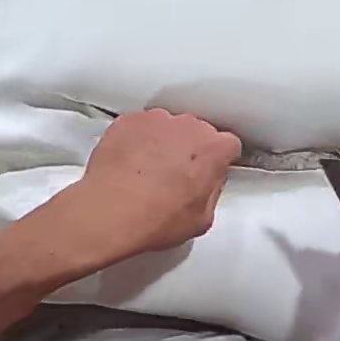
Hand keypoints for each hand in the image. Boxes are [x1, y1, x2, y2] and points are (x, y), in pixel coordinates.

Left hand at [41, 109, 241, 266]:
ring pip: (167, 127)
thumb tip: (207, 184)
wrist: (110, 211)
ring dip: (163, 143)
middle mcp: (188, 126)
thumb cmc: (155, 218)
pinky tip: (130, 163)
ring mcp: (156, 120)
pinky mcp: (129, 121)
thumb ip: (213, 192)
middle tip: (176, 175)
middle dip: (190, 150)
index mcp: (214, 149)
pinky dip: (137, 140)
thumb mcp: (202, 220)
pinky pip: (140, 127)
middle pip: (197, 132)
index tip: (209, 172)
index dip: (219, 160)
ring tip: (149, 170)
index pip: (228, 145)